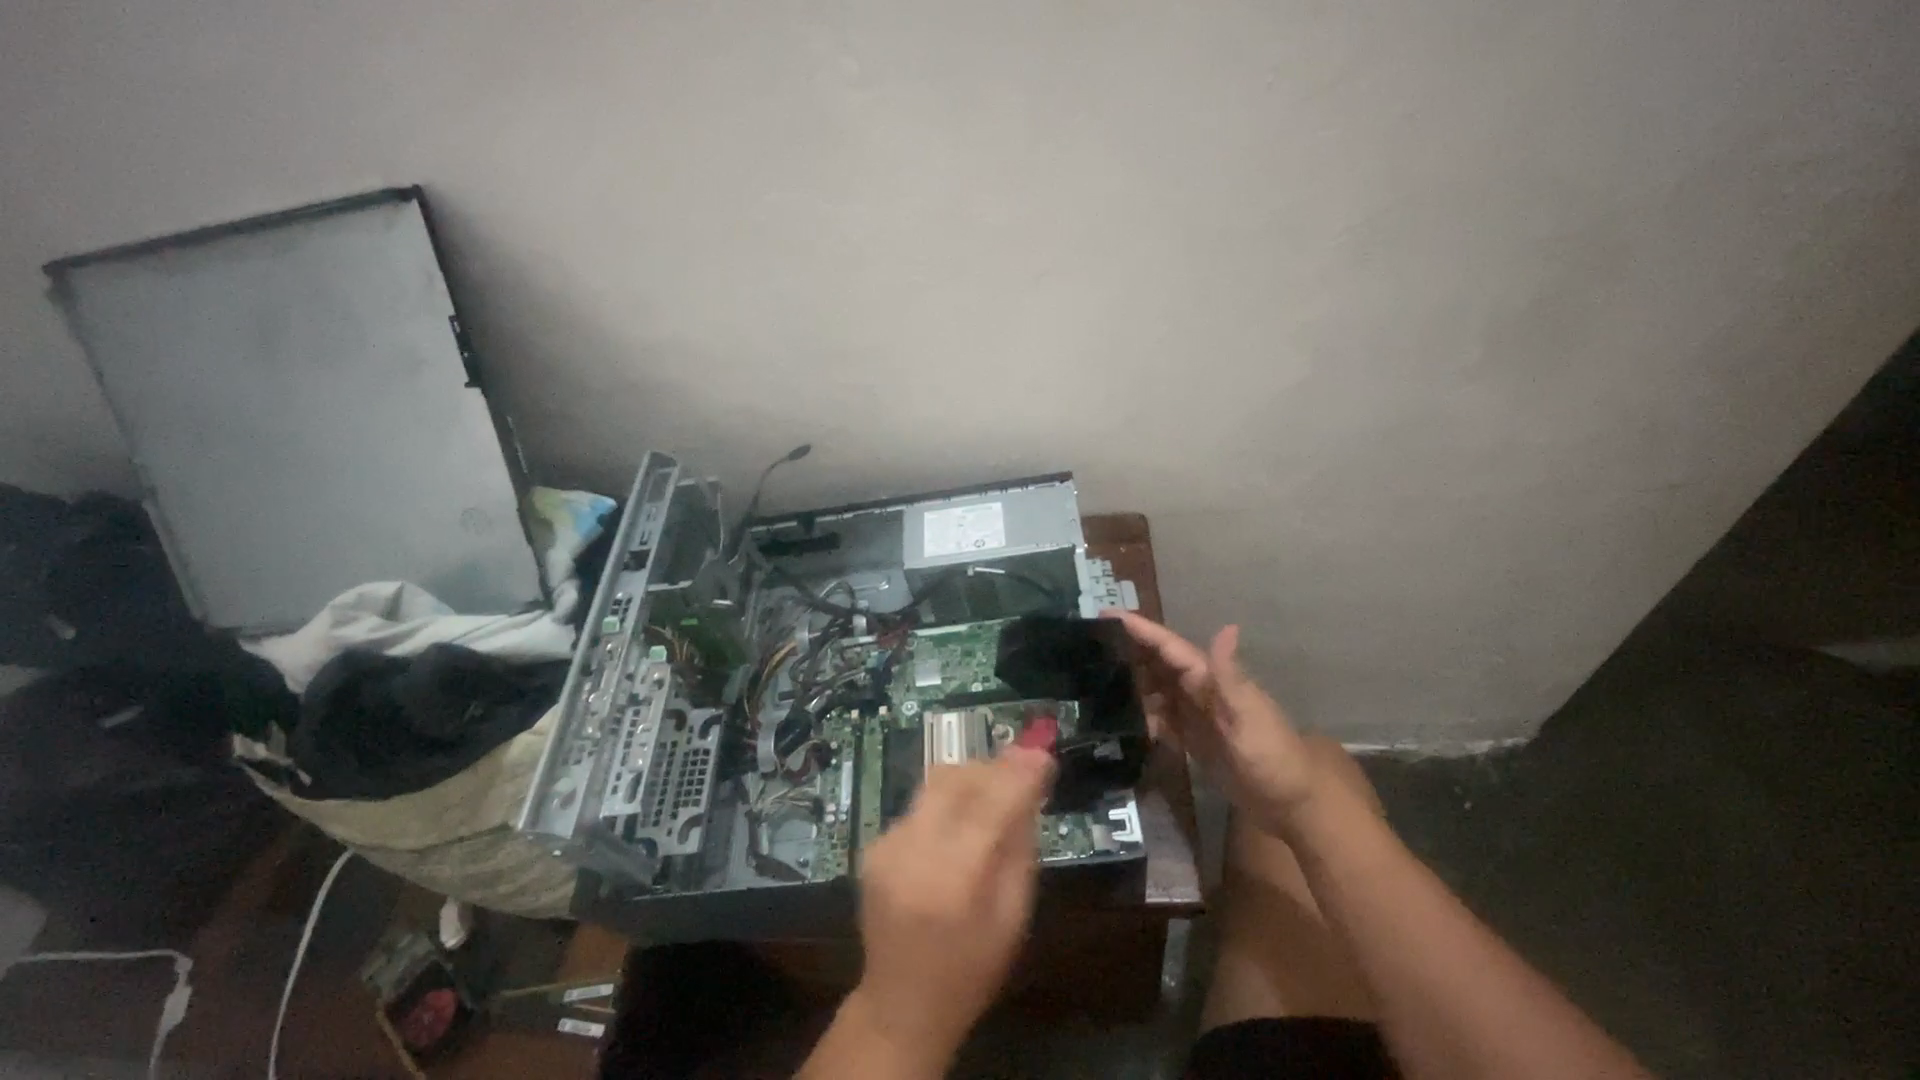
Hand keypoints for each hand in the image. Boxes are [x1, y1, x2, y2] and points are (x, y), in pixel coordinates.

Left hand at [850, 748, 1054, 1065]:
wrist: (900, 1004)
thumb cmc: (972, 969)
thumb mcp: (1013, 916)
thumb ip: (1019, 848)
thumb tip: (1030, 789)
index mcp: (954, 880)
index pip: (990, 805)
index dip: (1019, 772)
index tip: (1044, 752)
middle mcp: (912, 852)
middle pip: (955, 779)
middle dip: (992, 767)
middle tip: (1022, 774)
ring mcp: (885, 847)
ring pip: (934, 786)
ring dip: (969, 783)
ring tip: (994, 801)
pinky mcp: (872, 846)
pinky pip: (918, 807)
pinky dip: (946, 807)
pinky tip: (959, 831)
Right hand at [1105, 610, 1321, 835]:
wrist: (1293, 802)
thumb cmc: (1274, 756)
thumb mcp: (1251, 716)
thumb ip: (1231, 676)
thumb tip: (1227, 627)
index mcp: (1211, 680)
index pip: (1169, 648)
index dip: (1141, 630)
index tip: (1106, 615)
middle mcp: (1201, 691)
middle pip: (1158, 664)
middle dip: (1127, 651)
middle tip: (1086, 646)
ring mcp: (1196, 716)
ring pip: (1156, 691)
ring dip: (1130, 684)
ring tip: (1092, 680)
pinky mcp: (1194, 740)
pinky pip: (1161, 720)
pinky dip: (1143, 717)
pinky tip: (1120, 720)